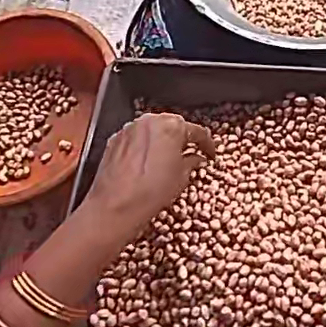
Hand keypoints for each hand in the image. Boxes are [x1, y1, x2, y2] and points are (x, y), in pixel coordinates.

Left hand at [80, 112, 214, 241]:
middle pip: (173, 126)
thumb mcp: (181, 178)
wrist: (116, 205)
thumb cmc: (150, 192)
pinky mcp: (115, 139)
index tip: (210, 153)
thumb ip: (192, 161)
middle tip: (191, 155)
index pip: (197, 131)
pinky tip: (147, 164)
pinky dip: (144, 147)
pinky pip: (136, 138)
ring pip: (153, 130)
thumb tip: (195, 158)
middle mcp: (150, 121)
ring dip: (162, 142)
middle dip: (183, 140)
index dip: (207, 144)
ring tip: (168, 161)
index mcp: (172, 126)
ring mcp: (130, 129)